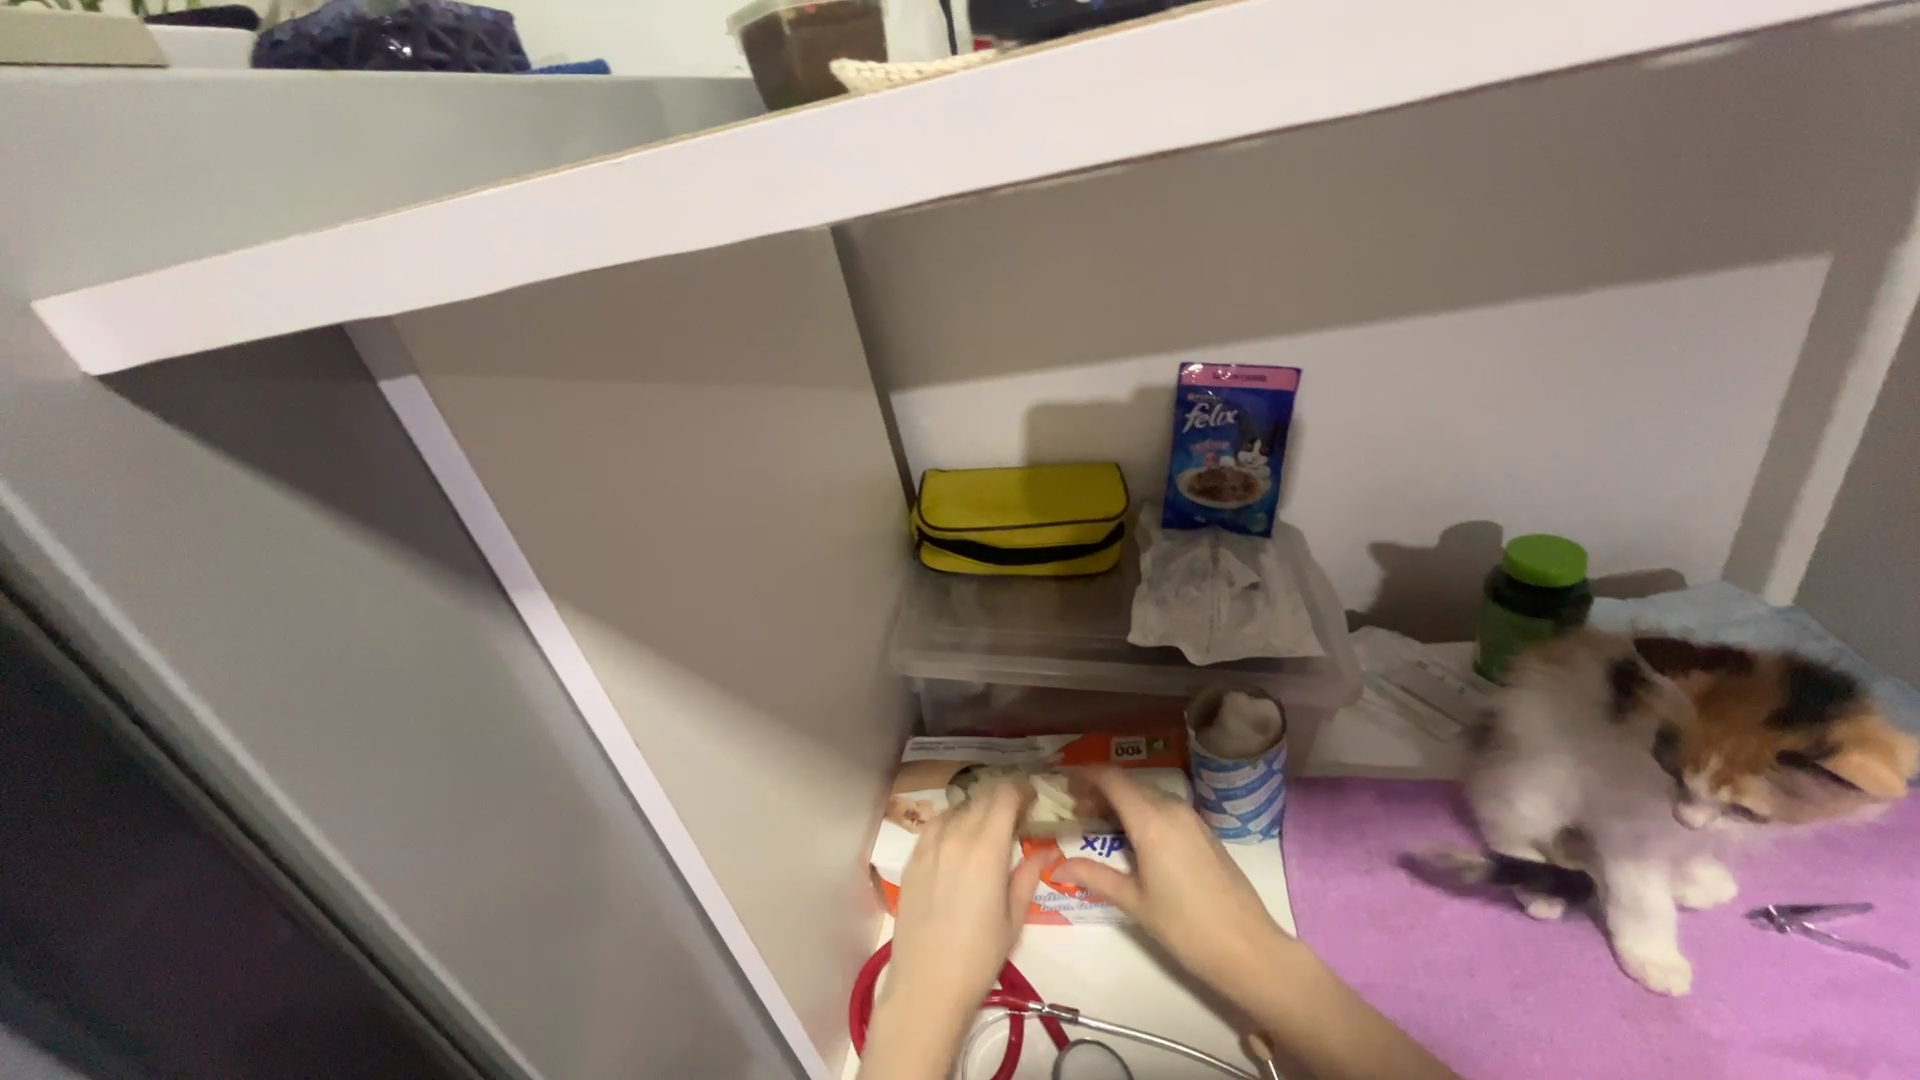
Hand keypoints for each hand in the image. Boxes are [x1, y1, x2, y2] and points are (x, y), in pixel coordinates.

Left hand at [886, 780, 1055, 1020]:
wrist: (927, 984)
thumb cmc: (979, 955)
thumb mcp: (1014, 917)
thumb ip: (1027, 875)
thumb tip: (1047, 851)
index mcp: (985, 847)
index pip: (1003, 796)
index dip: (1020, 789)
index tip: (1032, 798)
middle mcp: (954, 836)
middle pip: (980, 799)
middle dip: (1001, 799)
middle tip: (1016, 815)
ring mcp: (928, 846)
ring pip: (955, 809)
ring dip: (975, 810)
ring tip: (987, 828)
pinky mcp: (911, 861)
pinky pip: (934, 827)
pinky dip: (951, 823)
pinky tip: (958, 841)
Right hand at [1054, 768, 1292, 994]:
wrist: (1247, 947)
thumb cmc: (1185, 926)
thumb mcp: (1133, 901)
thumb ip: (1094, 876)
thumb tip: (1057, 867)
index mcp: (1151, 821)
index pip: (1111, 779)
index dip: (1085, 774)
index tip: (1063, 782)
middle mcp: (1172, 809)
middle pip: (1129, 785)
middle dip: (1100, 791)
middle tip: (1075, 809)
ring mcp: (1192, 819)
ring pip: (1149, 795)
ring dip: (1123, 801)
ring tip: (1101, 824)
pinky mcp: (1205, 832)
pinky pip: (1166, 808)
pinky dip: (1144, 812)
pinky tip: (1134, 837)